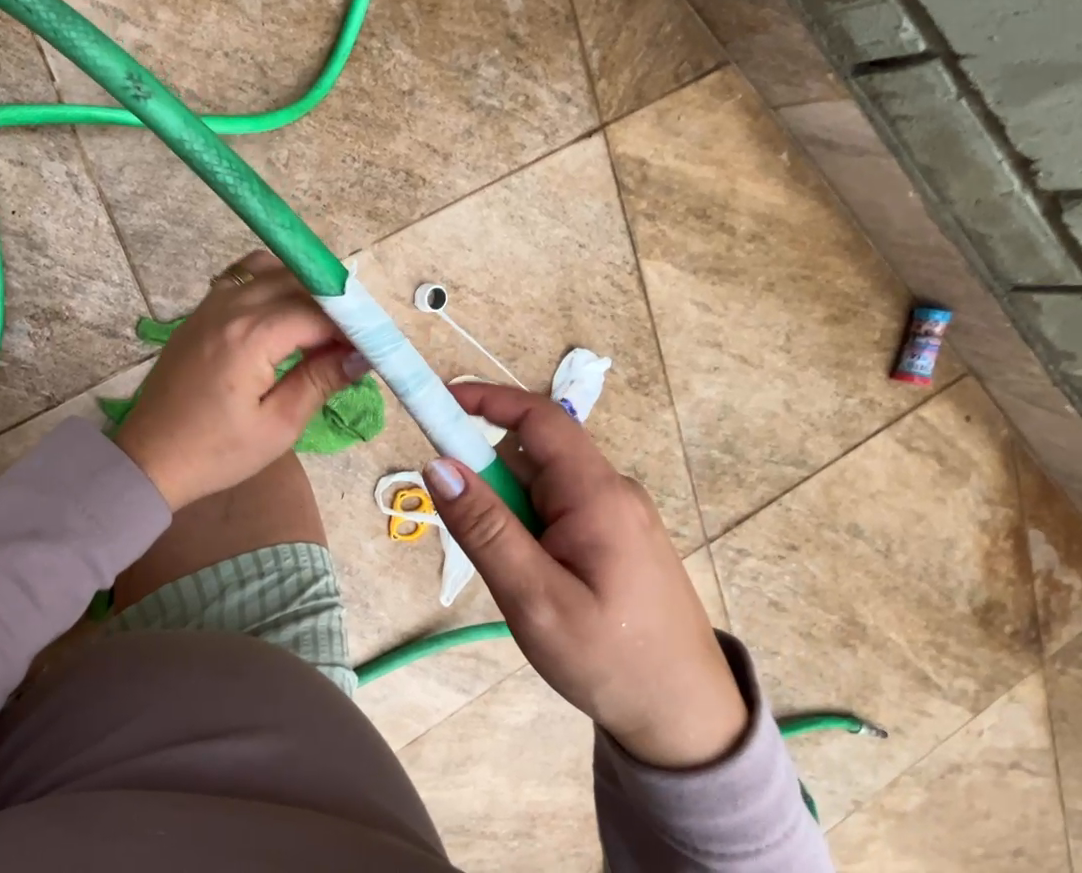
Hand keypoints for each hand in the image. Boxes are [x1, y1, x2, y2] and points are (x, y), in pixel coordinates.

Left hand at [113, 252, 365, 510]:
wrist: (150, 458)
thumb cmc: (216, 453)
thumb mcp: (278, 425)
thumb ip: (320, 380)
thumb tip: (362, 355)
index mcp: (250, 336)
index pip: (318, 310)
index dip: (353, 326)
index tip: (374, 348)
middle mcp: (229, 307)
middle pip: (296, 280)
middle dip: (332, 303)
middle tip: (353, 339)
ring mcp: (208, 306)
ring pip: (267, 269)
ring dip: (300, 288)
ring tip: (320, 327)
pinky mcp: (198, 314)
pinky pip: (240, 279)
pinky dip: (269, 286)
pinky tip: (282, 319)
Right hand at [423, 382, 746, 769]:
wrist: (687, 722)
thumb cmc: (609, 660)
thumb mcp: (533, 598)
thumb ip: (483, 528)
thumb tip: (435, 464)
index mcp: (597, 495)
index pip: (539, 418)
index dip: (485, 400)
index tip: (434, 404)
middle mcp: (611, 493)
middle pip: (532, 454)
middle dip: (485, 477)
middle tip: (464, 533)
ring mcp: (616, 517)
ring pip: (539, 487)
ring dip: (504, 511)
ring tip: (508, 577)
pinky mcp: (614, 541)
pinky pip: (554, 512)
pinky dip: (524, 529)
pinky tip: (531, 581)